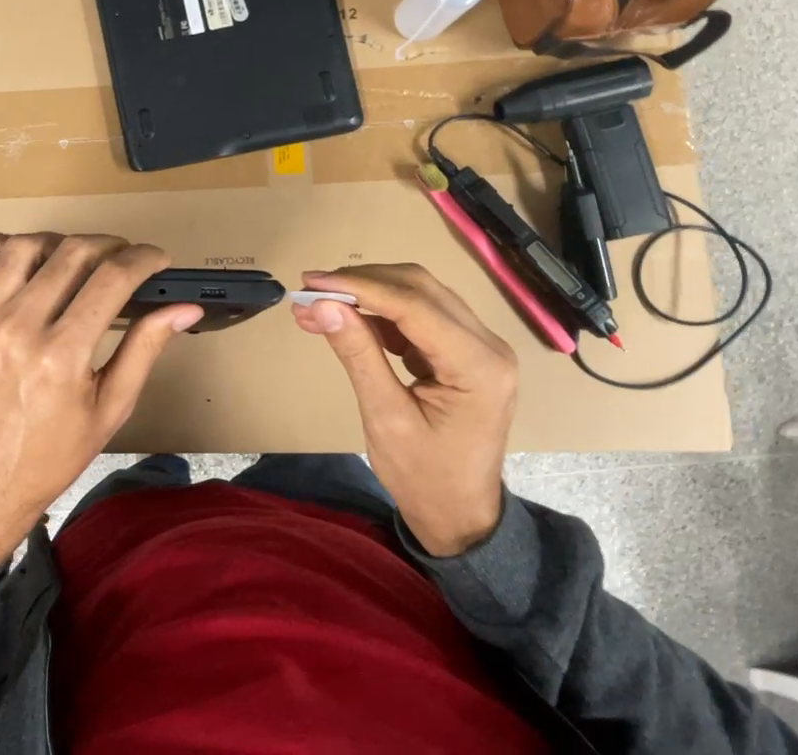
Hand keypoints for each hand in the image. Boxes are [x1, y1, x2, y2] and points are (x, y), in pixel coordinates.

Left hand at [0, 231, 202, 572]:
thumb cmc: (53, 452)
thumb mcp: (111, 407)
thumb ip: (146, 349)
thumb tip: (184, 308)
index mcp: (62, 355)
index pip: (112, 279)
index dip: (143, 259)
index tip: (156, 259)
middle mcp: (18, 329)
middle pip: (71, 255)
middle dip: (108, 247)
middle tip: (123, 259)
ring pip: (22, 248)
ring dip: (57, 242)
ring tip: (75, 258)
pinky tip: (13, 251)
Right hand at [291, 264, 517, 557]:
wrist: (459, 514)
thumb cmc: (424, 476)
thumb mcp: (385, 417)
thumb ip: (358, 355)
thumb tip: (322, 305)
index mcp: (479, 365)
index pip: (414, 306)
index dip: (359, 287)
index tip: (310, 282)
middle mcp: (488, 346)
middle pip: (420, 289)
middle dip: (361, 282)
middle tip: (309, 289)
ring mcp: (479, 346)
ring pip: (419, 295)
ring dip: (367, 293)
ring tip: (317, 303)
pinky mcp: (462, 352)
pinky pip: (419, 315)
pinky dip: (379, 312)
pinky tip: (345, 318)